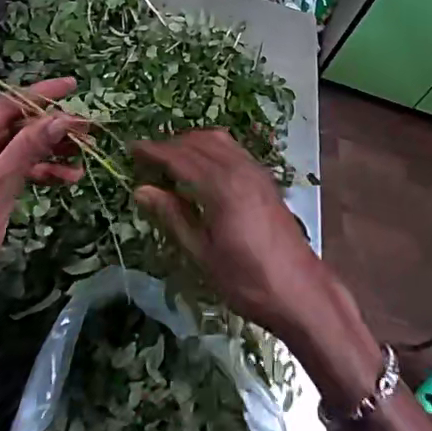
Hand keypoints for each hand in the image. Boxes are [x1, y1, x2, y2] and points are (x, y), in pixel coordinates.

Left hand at [0, 77, 84, 304]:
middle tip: (88, 130)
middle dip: (51, 128)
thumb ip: (29, 147)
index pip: (3, 105)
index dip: (40, 95)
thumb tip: (63, 116)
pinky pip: (16, 168)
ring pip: (19, 147)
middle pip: (14, 125)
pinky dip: (40, 171)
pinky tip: (68, 177)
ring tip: (84, 155)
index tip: (73, 85)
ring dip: (50, 151)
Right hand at [133, 131, 383, 412]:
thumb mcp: (202, 254)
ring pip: (219, 140)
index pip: (180, 157)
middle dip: (171, 144)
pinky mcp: (266, 179)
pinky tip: (202, 168)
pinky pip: (234, 149)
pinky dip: (212, 148)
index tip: (131, 149)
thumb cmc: (246, 280)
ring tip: (170, 159)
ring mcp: (256, 171)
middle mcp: (240, 169)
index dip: (154, 151)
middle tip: (146, 158)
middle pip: (199, 142)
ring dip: (192, 142)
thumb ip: (173, 217)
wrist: (300, 290)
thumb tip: (141, 190)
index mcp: (221, 187)